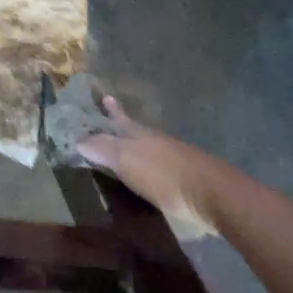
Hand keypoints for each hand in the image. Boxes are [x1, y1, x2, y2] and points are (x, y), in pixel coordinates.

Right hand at [76, 95, 226, 239]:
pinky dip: (151, 167)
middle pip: (135, 130)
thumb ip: (103, 149)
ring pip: (150, 147)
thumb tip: (79, 139)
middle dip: (123, 123)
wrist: (214, 196)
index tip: (104, 96)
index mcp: (139, 134)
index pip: (120, 118)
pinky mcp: (186, 180)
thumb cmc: (164, 175)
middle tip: (112, 116)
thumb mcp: (127, 160)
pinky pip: (161, 167)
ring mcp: (174, 159)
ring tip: (127, 148)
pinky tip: (149, 175)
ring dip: (137, 146)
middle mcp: (156, 142)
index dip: (110, 110)